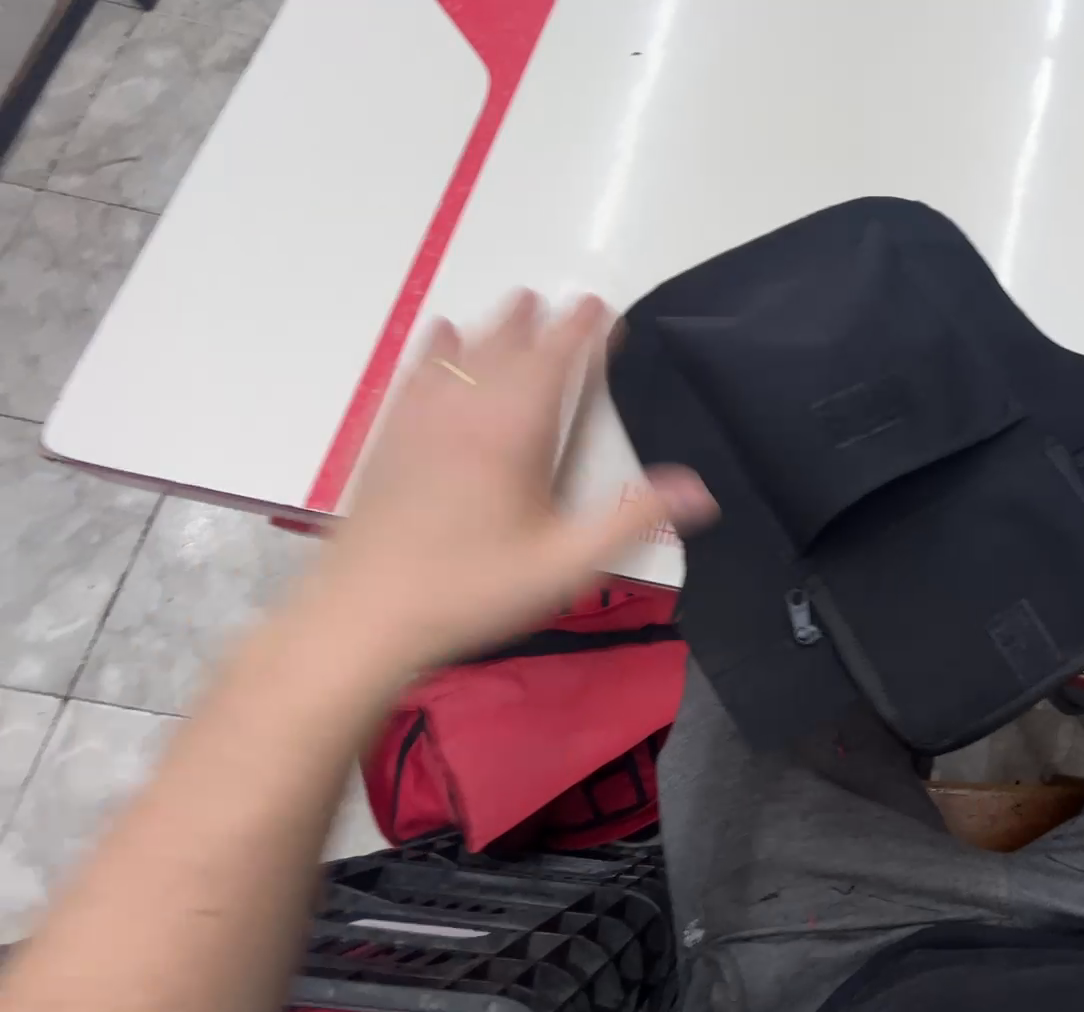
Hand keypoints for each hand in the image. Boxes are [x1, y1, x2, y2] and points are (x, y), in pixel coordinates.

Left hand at [297, 289, 717, 670]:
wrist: (363, 619)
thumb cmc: (474, 589)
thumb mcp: (568, 562)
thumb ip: (632, 520)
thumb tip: (699, 490)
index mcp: (511, 438)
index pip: (552, 367)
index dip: (580, 335)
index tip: (600, 308)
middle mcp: (464, 418)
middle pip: (506, 353)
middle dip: (541, 324)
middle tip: (565, 299)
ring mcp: (420, 428)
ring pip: (461, 360)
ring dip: (493, 328)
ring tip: (517, 303)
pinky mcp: (390, 445)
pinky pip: (415, 381)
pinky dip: (432, 353)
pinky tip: (438, 338)